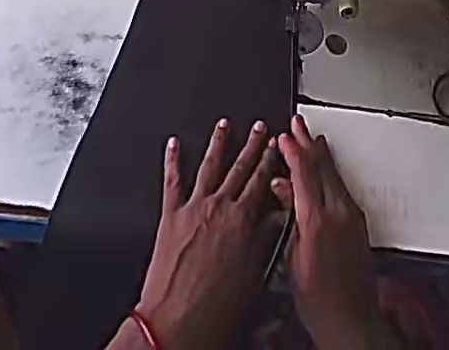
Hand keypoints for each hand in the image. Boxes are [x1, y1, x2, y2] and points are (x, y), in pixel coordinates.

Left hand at [126, 119, 279, 349]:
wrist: (174, 324)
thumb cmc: (214, 308)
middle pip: (239, 168)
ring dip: (218, 143)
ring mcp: (194, 208)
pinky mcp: (171, 216)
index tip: (276, 146)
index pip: (260, 182)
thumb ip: (264, 239)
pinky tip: (173, 144)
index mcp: (241, 221)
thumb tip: (277, 217)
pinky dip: (172, 160)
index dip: (269, 161)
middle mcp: (219, 207)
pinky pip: (172, 181)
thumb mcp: (252, 274)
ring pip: (209, 166)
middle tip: (259, 127)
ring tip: (224, 124)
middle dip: (252, 145)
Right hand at [273, 115, 396, 349]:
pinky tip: (326, 164)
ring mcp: (351, 214)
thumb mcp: (290, 259)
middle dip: (307, 142)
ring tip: (311, 136)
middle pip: (322, 166)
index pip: (303, 174)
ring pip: (334, 173)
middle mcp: (338, 212)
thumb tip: (281, 187)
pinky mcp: (359, 220)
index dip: (292, 152)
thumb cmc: (318, 300)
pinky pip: (342, 185)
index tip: (283, 138)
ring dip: (321, 153)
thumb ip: (287, 217)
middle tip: (297, 124)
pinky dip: (331, 169)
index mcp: (317, 222)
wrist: (352, 320)